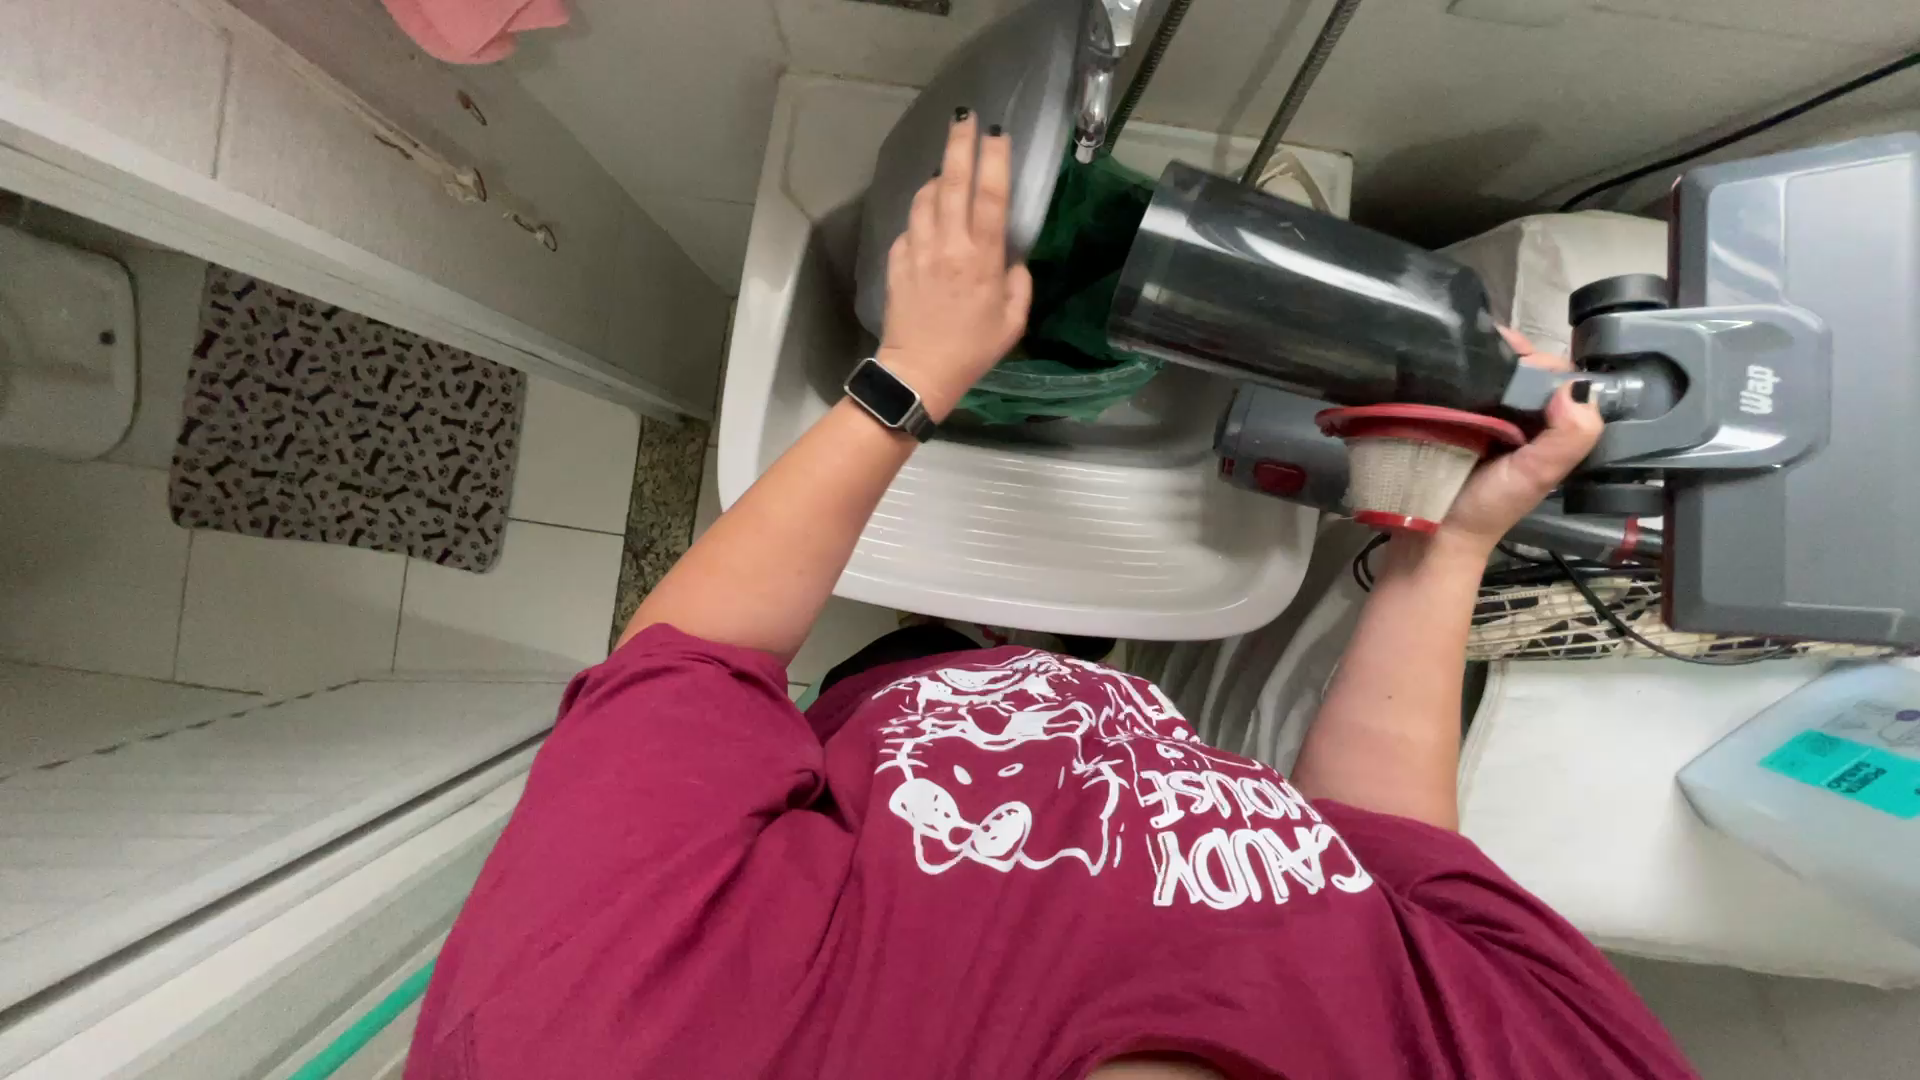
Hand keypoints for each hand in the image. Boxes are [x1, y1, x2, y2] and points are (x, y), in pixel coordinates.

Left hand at [875, 110, 1032, 420]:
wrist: (919, 373)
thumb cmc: (971, 353)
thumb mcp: (1012, 324)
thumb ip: (1019, 285)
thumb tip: (1013, 261)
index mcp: (982, 260)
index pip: (992, 197)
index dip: (995, 160)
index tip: (997, 133)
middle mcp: (949, 247)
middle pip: (953, 183)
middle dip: (959, 146)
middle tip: (963, 119)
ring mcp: (918, 252)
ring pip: (924, 199)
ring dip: (935, 179)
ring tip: (943, 171)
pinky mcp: (897, 263)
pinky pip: (908, 228)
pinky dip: (918, 217)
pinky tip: (925, 220)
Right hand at [1436, 328, 1602, 554]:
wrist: (1429, 538)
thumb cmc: (1485, 509)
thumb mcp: (1538, 474)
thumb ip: (1569, 436)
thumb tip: (1572, 387)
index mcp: (1542, 427)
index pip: (1548, 378)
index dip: (1535, 359)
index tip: (1508, 347)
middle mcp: (1509, 420)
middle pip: (1511, 374)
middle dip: (1497, 355)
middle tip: (1468, 343)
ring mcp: (1469, 422)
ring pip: (1477, 381)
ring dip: (1464, 364)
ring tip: (1443, 349)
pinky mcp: (1433, 426)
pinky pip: (1442, 394)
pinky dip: (1438, 381)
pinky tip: (1425, 370)